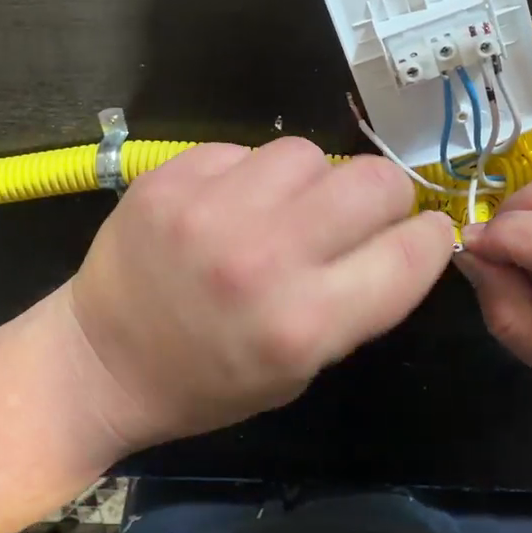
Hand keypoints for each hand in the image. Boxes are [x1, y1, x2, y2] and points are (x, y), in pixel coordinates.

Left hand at [57, 139, 455, 453]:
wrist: (100, 360)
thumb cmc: (209, 382)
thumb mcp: (301, 369)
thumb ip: (357, 302)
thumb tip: (403, 235)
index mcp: (304, 324)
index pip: (411, 252)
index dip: (430, 237)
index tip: (423, 232)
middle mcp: (263, 258)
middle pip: (374, 181)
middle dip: (383, 197)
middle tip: (358, 215)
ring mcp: (211, 209)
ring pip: (308, 153)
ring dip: (310, 181)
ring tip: (280, 211)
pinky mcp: (171, 177)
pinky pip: (243, 150)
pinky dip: (248, 175)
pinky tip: (227, 206)